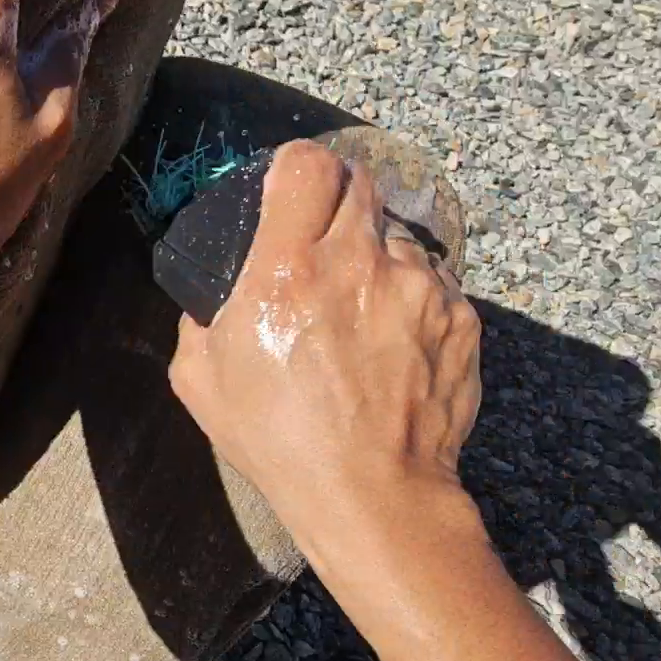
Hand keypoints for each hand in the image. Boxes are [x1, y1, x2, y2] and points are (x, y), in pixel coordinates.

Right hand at [169, 140, 484, 587]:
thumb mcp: (199, 376)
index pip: (305, 167)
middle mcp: (359, 265)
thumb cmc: (275, 437)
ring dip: (368, 254)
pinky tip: (385, 340)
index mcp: (287, 272)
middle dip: (331, 200)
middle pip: (357, 182)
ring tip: (352, 308)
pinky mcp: (461, 316)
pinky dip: (403, 294)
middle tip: (313, 243)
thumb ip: (199, 316)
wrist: (371, 494)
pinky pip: (427, 279)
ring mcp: (420, 288)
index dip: (292, 166)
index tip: (284, 187)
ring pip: (392, 234)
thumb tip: (213, 293)